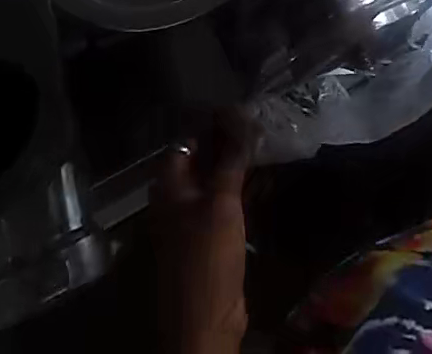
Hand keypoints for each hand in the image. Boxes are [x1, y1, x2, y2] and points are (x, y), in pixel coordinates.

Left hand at [153, 110, 253, 353]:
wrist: (207, 320)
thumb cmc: (207, 254)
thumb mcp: (221, 202)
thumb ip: (231, 160)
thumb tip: (243, 119)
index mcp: (168, 185)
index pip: (188, 141)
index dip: (211, 124)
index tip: (239, 111)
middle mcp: (175, 197)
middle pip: (200, 160)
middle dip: (226, 143)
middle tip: (255, 124)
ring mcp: (191, 218)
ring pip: (213, 181)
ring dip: (235, 165)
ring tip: (263, 144)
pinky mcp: (209, 237)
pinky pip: (223, 202)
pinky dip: (238, 188)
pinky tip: (261, 178)